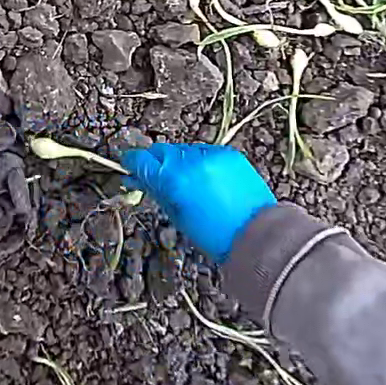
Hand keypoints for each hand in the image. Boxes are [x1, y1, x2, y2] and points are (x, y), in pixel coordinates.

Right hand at [122, 143, 276, 262]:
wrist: (255, 233)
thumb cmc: (217, 235)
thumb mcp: (177, 217)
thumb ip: (157, 192)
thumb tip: (140, 180)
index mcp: (174, 178)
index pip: (142, 160)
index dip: (133, 163)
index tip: (130, 165)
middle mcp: (192, 160)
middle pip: (162, 150)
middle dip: (156, 162)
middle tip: (157, 177)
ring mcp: (212, 154)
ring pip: (184, 149)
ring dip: (180, 162)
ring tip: (187, 183)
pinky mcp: (229, 153)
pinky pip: (206, 151)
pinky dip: (201, 162)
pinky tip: (205, 180)